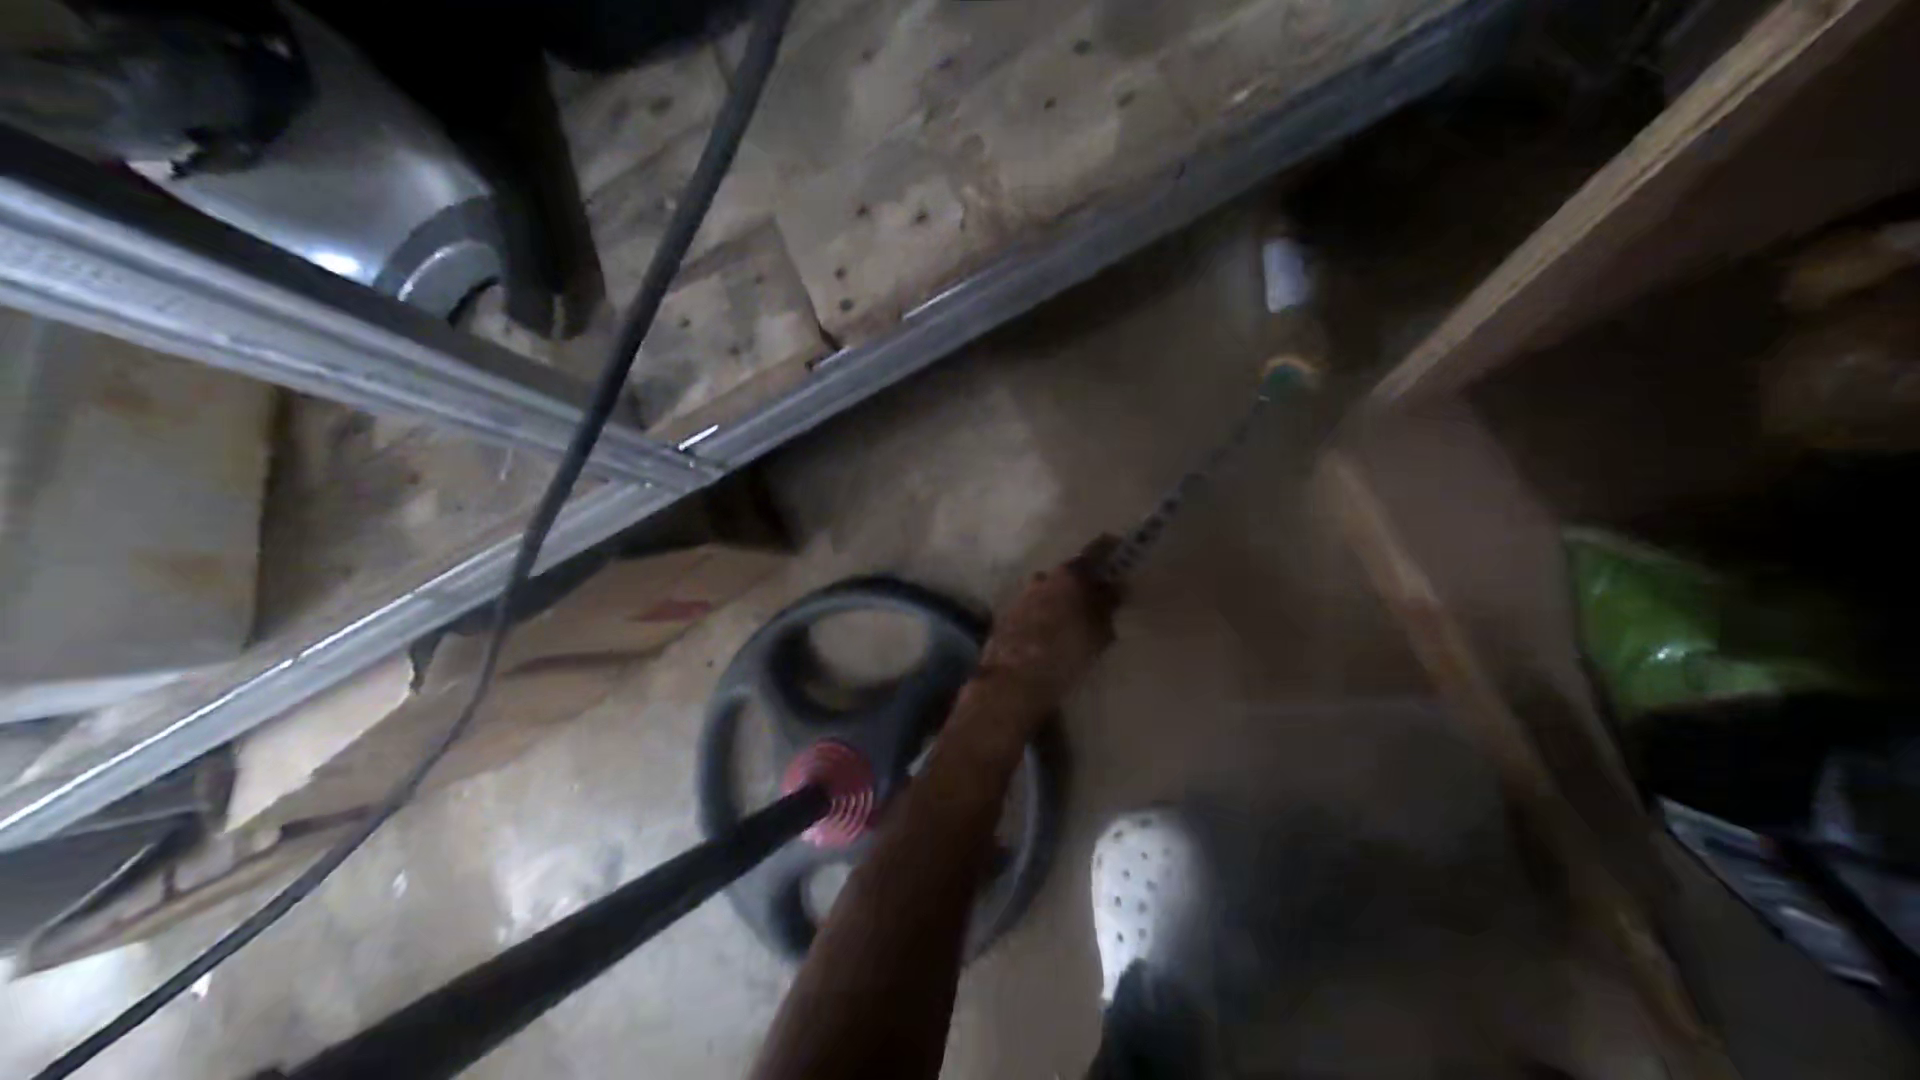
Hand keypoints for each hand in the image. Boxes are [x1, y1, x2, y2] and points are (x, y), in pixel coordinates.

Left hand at [975, 537, 1121, 707]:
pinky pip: (1035, 608)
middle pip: (1070, 574)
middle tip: (1100, 600)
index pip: (1095, 551)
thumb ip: (1107, 606)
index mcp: (1068, 576)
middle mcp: (1043, 578)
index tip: (1121, 551)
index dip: (1111, 550)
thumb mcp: (1098, 633)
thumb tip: (1115, 588)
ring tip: (1075, 623)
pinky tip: (1052, 635)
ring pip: (1050, 591)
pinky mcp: (1008, 616)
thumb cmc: (1064, 653)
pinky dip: (1046, 615)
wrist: (1013, 680)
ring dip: (1063, 601)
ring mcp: (1022, 596)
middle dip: (1085, 584)